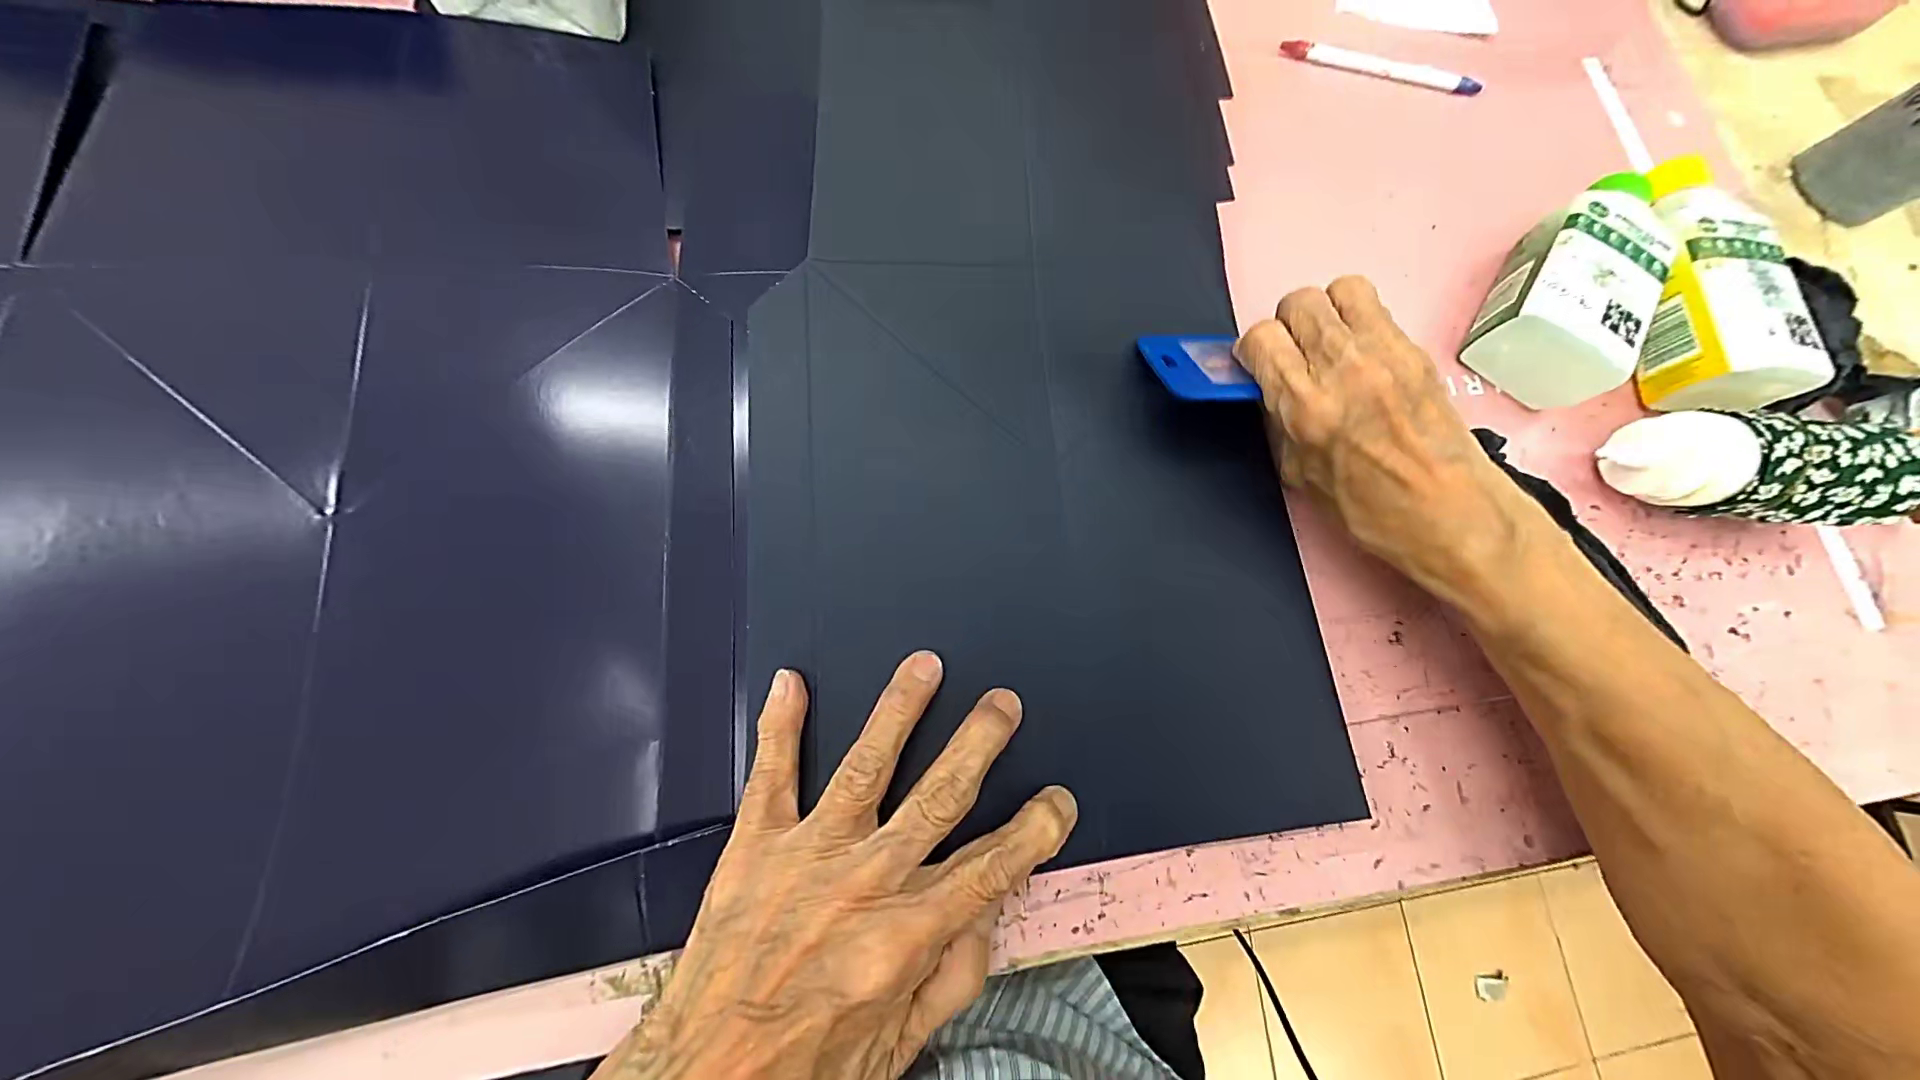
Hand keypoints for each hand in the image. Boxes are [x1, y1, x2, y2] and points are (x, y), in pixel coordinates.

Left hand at [594, 652, 1076, 1079]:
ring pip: (867, 765)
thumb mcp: (898, 1047)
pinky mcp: (755, 844)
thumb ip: (952, 976)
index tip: (1056, 800)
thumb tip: (987, 911)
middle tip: (1002, 704)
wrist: (704, 1079)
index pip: (992, 868)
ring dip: (900, 711)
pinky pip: (771, 773)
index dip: (1034, 830)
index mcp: (905, 936)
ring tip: (924, 667)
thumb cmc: (806, 1067)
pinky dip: (782, 724)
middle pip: (938, 797)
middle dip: (977, 744)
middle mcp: (864, 882)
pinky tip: (791, 681)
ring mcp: (808, 854)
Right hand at [1233, 277, 1549, 609]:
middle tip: (1290, 352)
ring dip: (1323, 312)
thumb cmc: (1372, 508)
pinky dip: (1358, 319)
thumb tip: (1268, 389)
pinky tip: (1358, 353)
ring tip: (1326, 344)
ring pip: (1338, 290)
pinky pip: (1376, 307)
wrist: (1449, 512)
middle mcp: (1344, 370)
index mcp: (1306, 407)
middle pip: (1298, 303)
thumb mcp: (1299, 471)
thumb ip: (1278, 420)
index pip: (1261, 338)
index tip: (1255, 365)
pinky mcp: (1416, 350)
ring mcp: (1385, 354)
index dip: (1251, 351)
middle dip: (1284, 325)